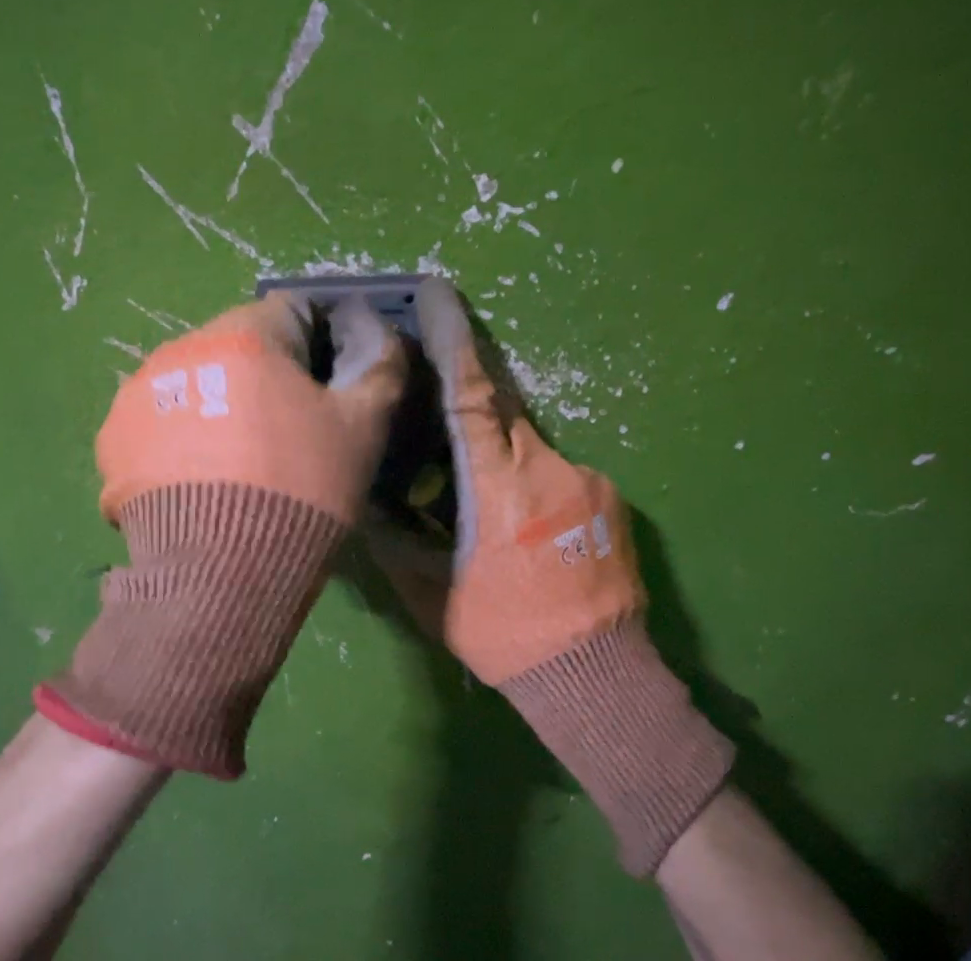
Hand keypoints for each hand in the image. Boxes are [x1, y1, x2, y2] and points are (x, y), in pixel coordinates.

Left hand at [37, 293, 404, 777]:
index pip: (297, 311)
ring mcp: (138, 391)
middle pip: (242, 345)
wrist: (216, 574)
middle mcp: (183, 346)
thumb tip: (386, 341)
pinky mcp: (113, 437)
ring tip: (241, 462)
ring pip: (199, 381)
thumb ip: (383, 369)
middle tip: (293, 431)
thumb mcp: (363, 428)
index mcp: (246, 333)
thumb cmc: (301, 486)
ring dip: (223, 404)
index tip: (334, 388)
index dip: (326, 344)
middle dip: (271, 376)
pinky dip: (183, 437)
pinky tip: (201, 481)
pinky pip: (161, 422)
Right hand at [369, 279, 732, 875]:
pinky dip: (523, 476)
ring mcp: (587, 479)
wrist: (598, 677)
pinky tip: (511, 519)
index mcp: (501, 484)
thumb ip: (394, 536)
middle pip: (499, 404)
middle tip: (425, 375)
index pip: (470, 393)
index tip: (434, 292)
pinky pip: (552, 467)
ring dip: (491, 446)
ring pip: (526, 440)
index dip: (450, 338)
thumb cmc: (505, 634)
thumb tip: (362, 496)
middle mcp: (550, 465)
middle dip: (464, 382)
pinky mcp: (608, 497)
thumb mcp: (431, 592)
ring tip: (462, 481)